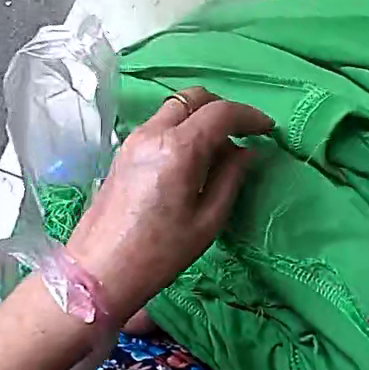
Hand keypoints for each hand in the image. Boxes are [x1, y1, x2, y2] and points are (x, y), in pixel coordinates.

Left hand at [65, 87, 273, 321]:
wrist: (101, 271)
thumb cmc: (160, 253)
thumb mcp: (208, 220)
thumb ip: (231, 178)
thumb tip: (247, 152)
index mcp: (178, 149)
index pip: (221, 112)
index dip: (249, 116)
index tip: (267, 129)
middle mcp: (153, 133)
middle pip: (194, 97)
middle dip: (223, 108)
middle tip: (242, 133)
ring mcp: (134, 139)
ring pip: (174, 108)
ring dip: (200, 117)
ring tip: (219, 151)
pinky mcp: (123, 151)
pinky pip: (159, 124)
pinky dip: (182, 128)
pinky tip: (192, 159)